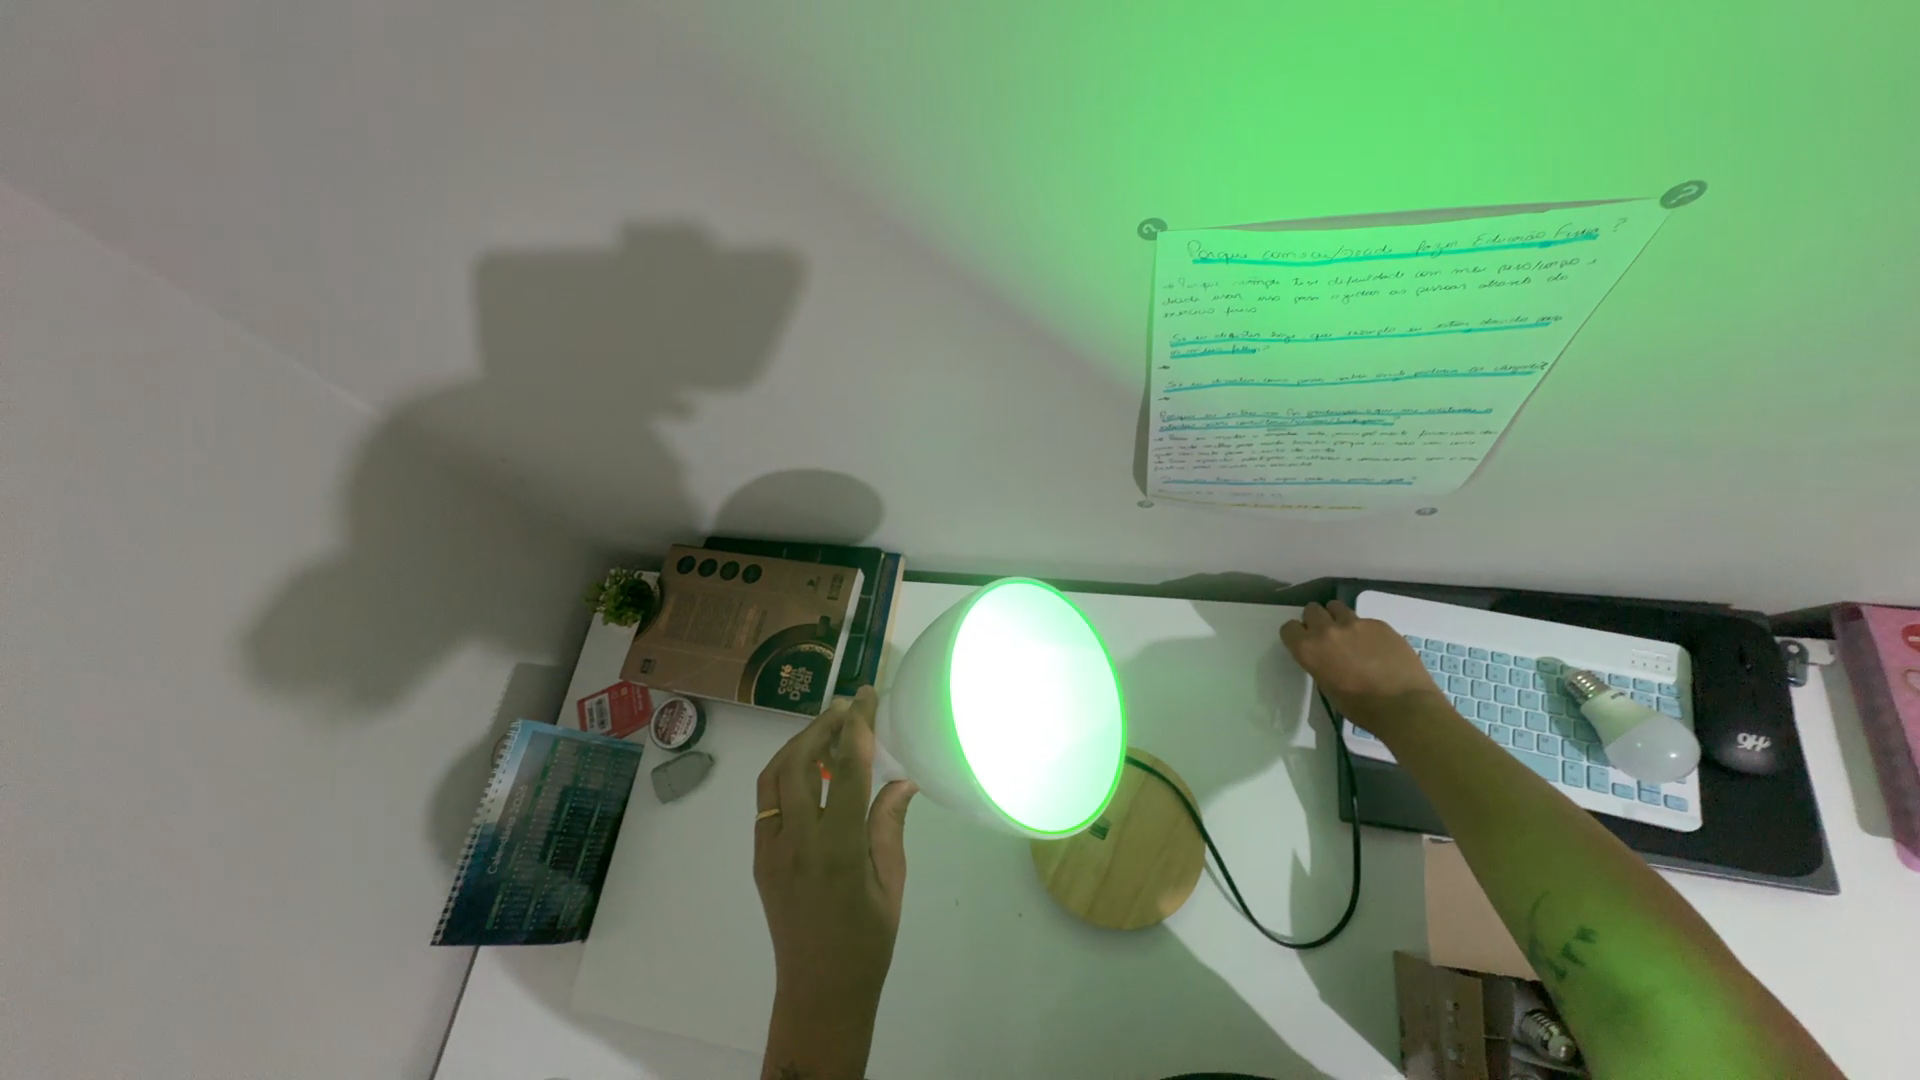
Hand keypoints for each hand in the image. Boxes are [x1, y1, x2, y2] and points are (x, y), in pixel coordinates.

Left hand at [754, 686, 916, 1009]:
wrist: (819, 990)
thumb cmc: (868, 940)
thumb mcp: (891, 881)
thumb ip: (889, 824)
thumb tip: (902, 779)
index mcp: (838, 848)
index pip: (845, 769)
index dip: (857, 724)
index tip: (865, 694)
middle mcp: (797, 841)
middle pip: (798, 761)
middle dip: (821, 726)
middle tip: (847, 708)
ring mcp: (770, 848)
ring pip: (773, 776)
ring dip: (797, 745)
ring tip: (826, 732)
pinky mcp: (759, 857)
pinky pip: (766, 801)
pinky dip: (784, 772)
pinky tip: (809, 771)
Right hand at [1280, 600, 1446, 734]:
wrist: (1404, 705)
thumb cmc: (1361, 707)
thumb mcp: (1327, 688)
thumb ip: (1320, 663)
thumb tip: (1327, 657)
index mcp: (1309, 650)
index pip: (1289, 628)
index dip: (1295, 635)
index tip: (1304, 643)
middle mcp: (1327, 631)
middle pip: (1312, 610)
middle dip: (1315, 621)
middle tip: (1327, 637)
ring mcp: (1355, 624)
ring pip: (1337, 607)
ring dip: (1337, 618)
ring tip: (1350, 635)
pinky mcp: (1379, 624)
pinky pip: (1364, 620)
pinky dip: (1365, 630)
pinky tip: (1377, 647)